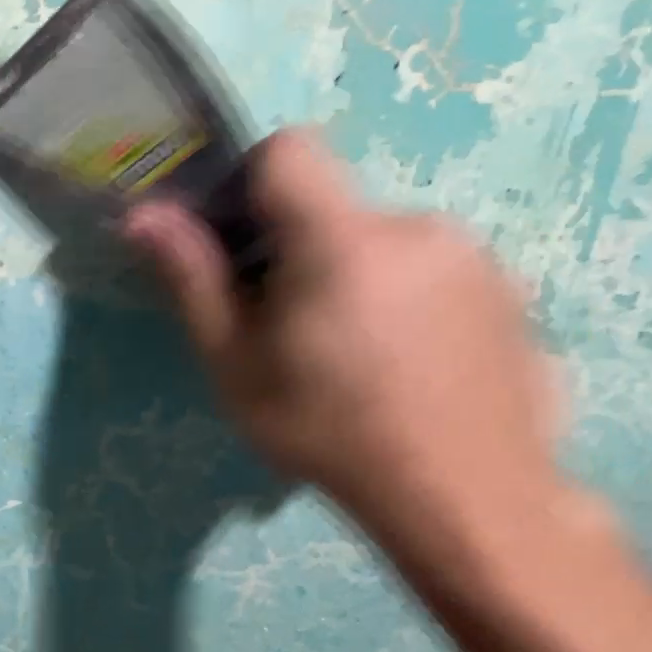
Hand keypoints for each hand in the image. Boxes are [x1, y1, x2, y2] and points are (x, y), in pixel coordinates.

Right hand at [124, 131, 564, 521]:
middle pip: (328, 205)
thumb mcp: (232, 358)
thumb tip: (142, 213)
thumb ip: (190, 275)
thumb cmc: (326, 427)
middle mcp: (417, 228)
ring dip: (346, 272)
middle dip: (292, 246)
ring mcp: (474, 259)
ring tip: (341, 350)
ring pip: (377, 238)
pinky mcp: (510, 292)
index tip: (234, 241)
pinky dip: (397, 294)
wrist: (469, 502)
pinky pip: (427, 267)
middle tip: (278, 322)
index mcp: (341, 238)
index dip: (247, 180)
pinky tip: (395, 363)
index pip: (288, 149)